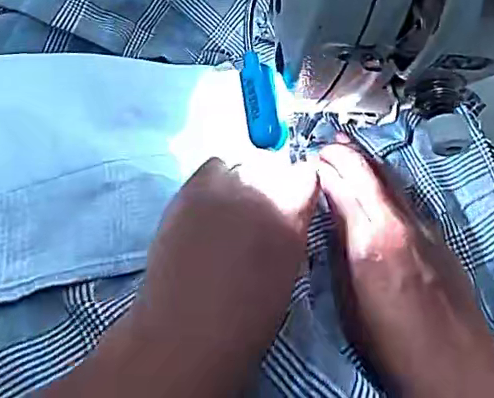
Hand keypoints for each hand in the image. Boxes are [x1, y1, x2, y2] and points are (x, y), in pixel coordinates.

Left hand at [45, 156, 317, 396]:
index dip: (301, 188)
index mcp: (291, 214)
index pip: (306, 175)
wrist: (187, 329)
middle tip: (260, 211)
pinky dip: (214, 181)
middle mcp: (259, 189)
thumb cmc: (247, 317)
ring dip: (241, 180)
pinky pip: (211, 168)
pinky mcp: (191, 186)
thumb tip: (291, 211)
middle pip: (271, 165)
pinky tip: (209, 208)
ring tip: (232, 210)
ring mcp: (222, 184)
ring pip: (240, 163)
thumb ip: (292, 230)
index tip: (296, 200)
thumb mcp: (287, 272)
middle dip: (271, 183)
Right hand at [318, 143, 493, 397]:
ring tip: (346, 147)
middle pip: (364, 170)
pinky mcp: (440, 236)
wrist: (461, 375)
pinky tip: (377, 181)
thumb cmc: (398, 352)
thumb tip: (327, 219)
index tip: (306, 165)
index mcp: (369, 243)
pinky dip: (385, 179)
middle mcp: (397, 225)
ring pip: (388, 176)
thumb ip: (337, 255)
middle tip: (323, 147)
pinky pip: (406, 194)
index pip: (338, 185)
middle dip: (340, 153)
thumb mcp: (350, 307)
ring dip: (364, 159)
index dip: (319, 169)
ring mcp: (423, 228)